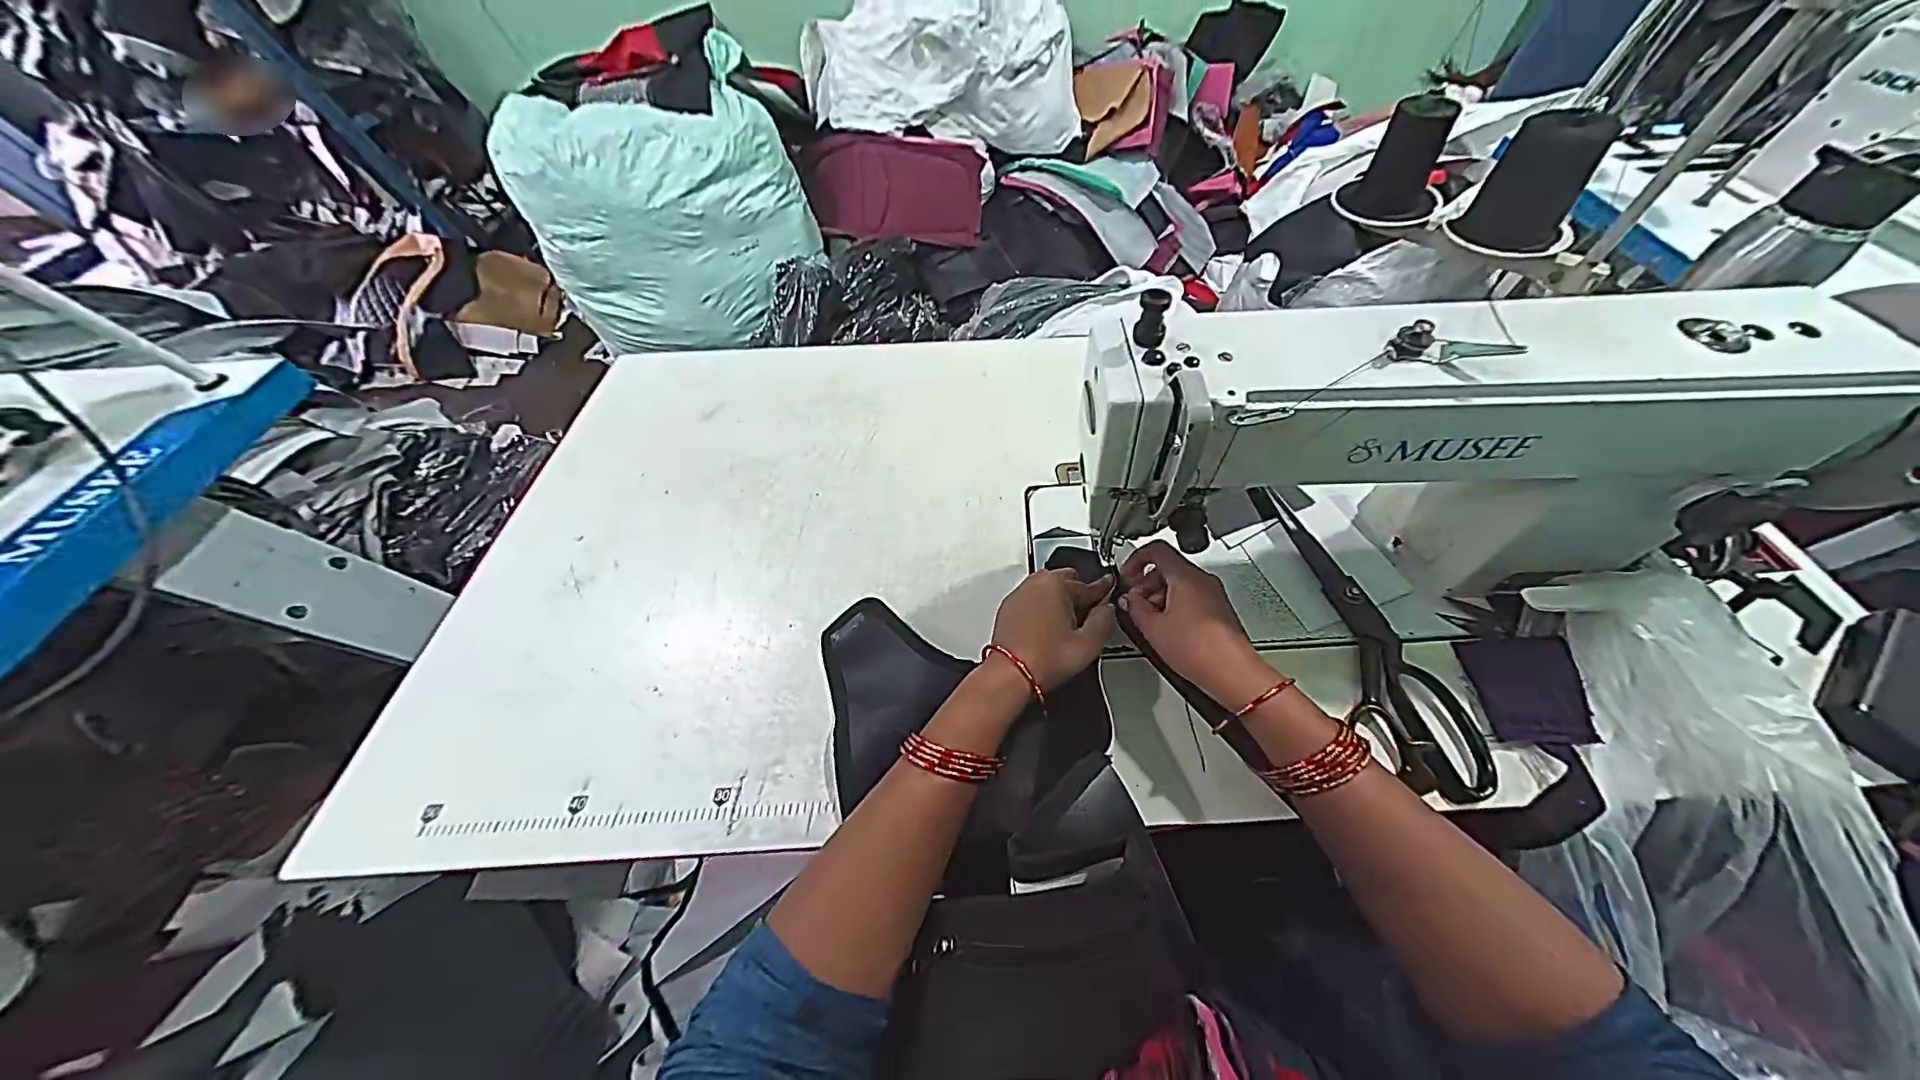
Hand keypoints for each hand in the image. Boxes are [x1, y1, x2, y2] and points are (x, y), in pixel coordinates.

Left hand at [991, 569, 1117, 690]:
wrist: (1010, 673)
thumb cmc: (1042, 659)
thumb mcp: (1087, 644)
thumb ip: (1103, 621)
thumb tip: (1107, 611)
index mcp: (1056, 585)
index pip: (1087, 585)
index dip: (1102, 589)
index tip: (1107, 586)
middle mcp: (1035, 585)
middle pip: (1066, 580)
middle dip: (1078, 593)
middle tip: (1088, 612)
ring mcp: (1020, 595)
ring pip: (1047, 588)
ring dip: (1059, 599)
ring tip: (1067, 623)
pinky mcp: (1009, 608)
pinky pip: (1031, 599)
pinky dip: (1042, 607)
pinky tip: (1048, 627)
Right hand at [1119, 541, 1272, 705]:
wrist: (1231, 672)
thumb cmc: (1201, 650)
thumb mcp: (1153, 628)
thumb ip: (1134, 607)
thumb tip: (1129, 601)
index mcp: (1186, 577)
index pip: (1157, 550)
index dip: (1135, 559)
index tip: (1127, 575)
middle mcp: (1203, 581)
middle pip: (1167, 568)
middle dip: (1145, 584)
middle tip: (1134, 602)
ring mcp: (1213, 595)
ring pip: (1178, 584)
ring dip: (1158, 597)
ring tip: (1149, 620)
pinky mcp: (1218, 610)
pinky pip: (1190, 598)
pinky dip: (1174, 607)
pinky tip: (1166, 629)